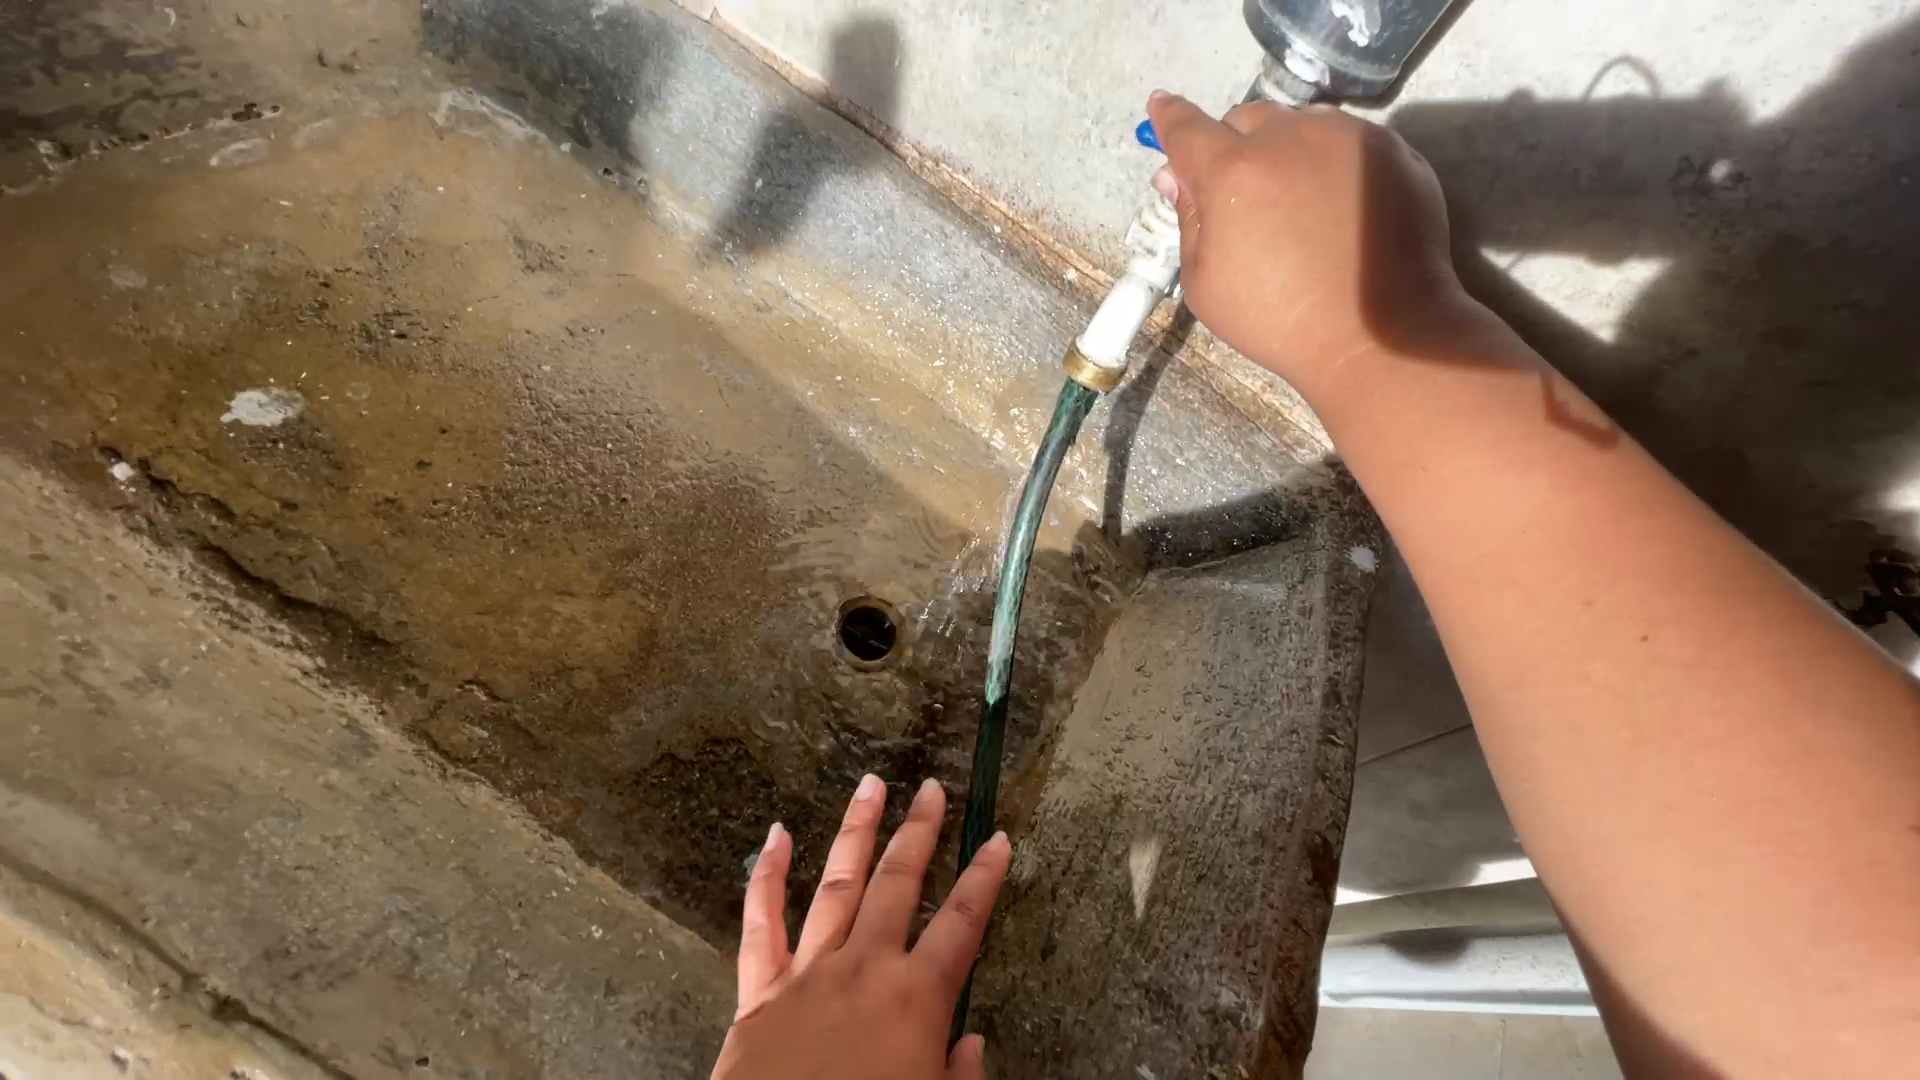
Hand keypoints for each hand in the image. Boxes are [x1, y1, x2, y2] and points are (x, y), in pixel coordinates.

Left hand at [710, 775, 1013, 1079]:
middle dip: (918, 831)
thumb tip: (972, 1041)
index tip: (998, 839)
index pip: (962, 924)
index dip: (984, 879)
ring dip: (857, 830)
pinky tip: (774, 834)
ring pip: (839, 883)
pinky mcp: (760, 990)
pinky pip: (761, 923)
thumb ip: (960, 1077)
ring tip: (871, 784)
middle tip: (930, 788)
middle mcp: (865, 968)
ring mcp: (810, 972)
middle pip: (899, 883)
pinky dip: (766, 875)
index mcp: (914, 1000)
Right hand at [1146, 91, 1480, 405]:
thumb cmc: (1273, 320)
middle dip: (1230, 146)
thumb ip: (1188, 220)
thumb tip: (1177, 177)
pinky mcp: (1390, 149)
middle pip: (1245, 119)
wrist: (1375, 332)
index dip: (1169, 119)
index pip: (1187, 130)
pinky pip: (1343, 141)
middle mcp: (1289, 138)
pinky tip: (1329, 211)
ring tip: (1287, 205)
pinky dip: (1324, 164)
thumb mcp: (1204, 283)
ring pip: (1297, 124)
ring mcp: (1346, 137)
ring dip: (1280, 151)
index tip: (1159, 109)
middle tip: (1234, 193)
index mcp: (1233, 173)